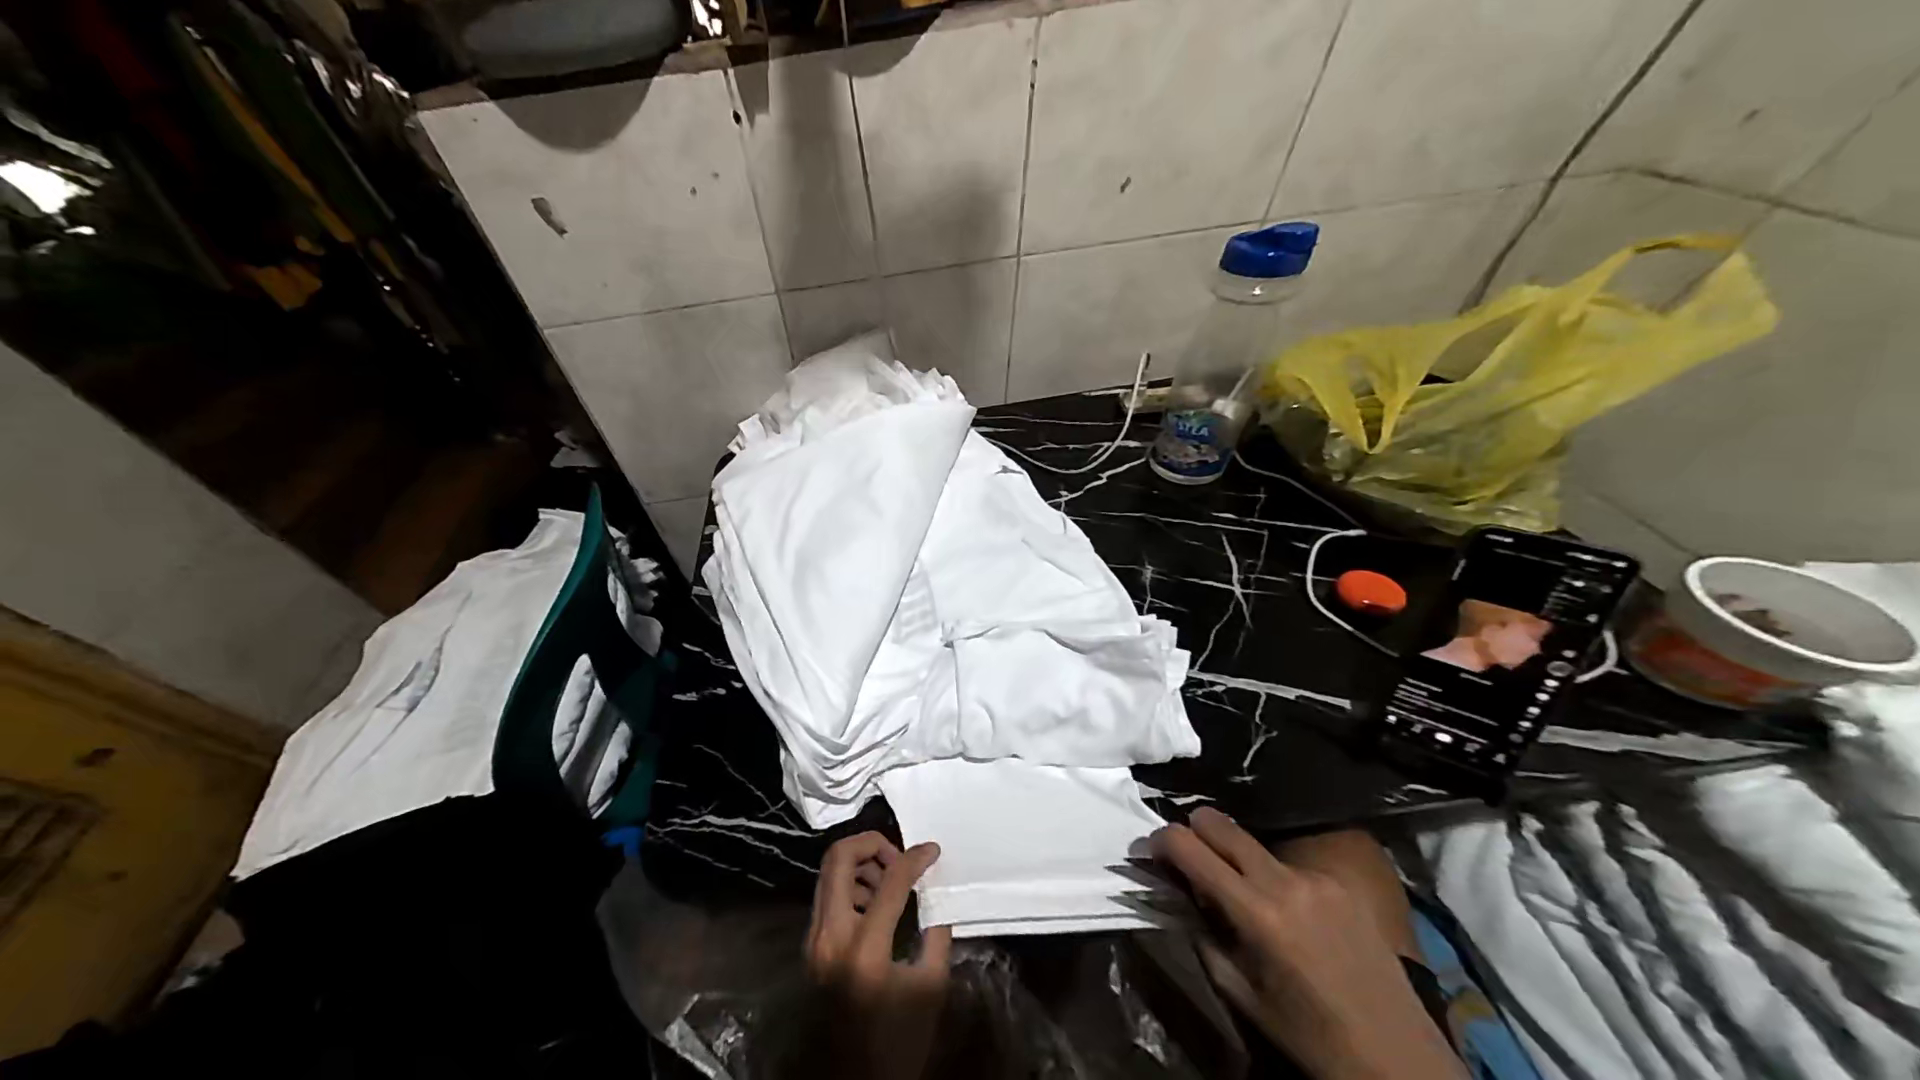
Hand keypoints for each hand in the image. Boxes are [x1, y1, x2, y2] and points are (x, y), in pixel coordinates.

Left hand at [806, 833, 951, 1079]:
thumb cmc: (897, 1044)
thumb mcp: (930, 988)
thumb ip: (935, 934)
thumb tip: (936, 895)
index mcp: (864, 949)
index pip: (890, 881)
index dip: (915, 858)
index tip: (933, 851)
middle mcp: (829, 936)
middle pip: (838, 857)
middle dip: (873, 844)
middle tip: (901, 858)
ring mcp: (813, 941)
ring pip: (828, 873)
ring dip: (861, 864)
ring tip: (890, 883)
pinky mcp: (809, 947)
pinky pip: (827, 895)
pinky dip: (850, 884)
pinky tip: (875, 903)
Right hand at [1152, 808, 1464, 1079]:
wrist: (1397, 1058)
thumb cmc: (1308, 1035)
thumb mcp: (1239, 993)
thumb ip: (1200, 934)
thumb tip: (1174, 894)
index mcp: (1257, 912)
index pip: (1190, 847)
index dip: (1159, 841)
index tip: (1148, 853)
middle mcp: (1285, 880)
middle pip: (1219, 822)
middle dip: (1191, 831)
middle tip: (1184, 859)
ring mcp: (1317, 876)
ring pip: (1252, 841)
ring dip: (1232, 855)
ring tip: (1236, 891)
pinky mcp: (1340, 883)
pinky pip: (1287, 863)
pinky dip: (1269, 875)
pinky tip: (1282, 909)